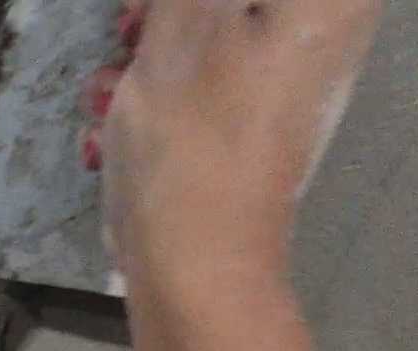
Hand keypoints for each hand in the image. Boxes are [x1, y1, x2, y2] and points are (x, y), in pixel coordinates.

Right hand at [83, 0, 381, 288]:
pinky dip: (141, 105)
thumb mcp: (181, 33)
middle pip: (220, 2)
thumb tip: (167, 2)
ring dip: (135, 64)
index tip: (138, 7)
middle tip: (124, 36)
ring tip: (104, 100)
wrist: (193, 257)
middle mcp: (313, 28)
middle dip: (156, 15)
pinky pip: (186, 91)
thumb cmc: (193, 140)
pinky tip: (109, 133)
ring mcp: (273, 84)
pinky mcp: (234, 128)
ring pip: (195, 41)